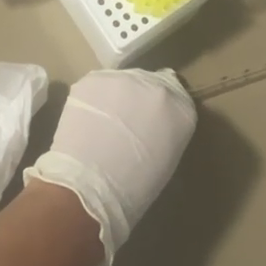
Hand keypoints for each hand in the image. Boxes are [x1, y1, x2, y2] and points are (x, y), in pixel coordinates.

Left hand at [23, 68, 196, 265]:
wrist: (89, 187)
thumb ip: (165, 131)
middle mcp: (154, 83)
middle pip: (148, 83)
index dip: (161, 110)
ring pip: (120, 83)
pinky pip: (96, 87)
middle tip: (126, 125)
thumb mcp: (165, 159)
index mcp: (179, 106)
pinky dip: (93, 101)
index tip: (151, 123)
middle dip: (138, 100)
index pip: (176, 96)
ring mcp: (121, 77)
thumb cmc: (134, 188)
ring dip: (115, 98)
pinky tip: (87, 122)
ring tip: (103, 126)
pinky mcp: (92, 79)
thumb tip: (154, 125)